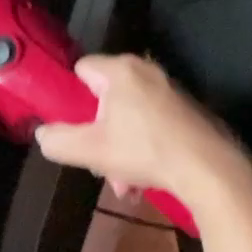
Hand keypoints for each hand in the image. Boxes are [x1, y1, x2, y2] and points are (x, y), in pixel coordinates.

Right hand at [33, 54, 251, 199]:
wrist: (209, 169)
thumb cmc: (143, 151)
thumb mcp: (89, 150)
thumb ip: (57, 140)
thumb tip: (43, 134)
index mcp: (120, 71)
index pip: (81, 68)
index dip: (70, 95)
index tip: (70, 123)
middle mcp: (146, 72)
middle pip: (104, 98)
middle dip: (97, 134)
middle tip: (96, 160)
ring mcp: (170, 90)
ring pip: (128, 118)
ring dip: (118, 150)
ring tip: (123, 183)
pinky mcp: (187, 111)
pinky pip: (151, 126)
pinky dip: (142, 149)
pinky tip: (142, 180)